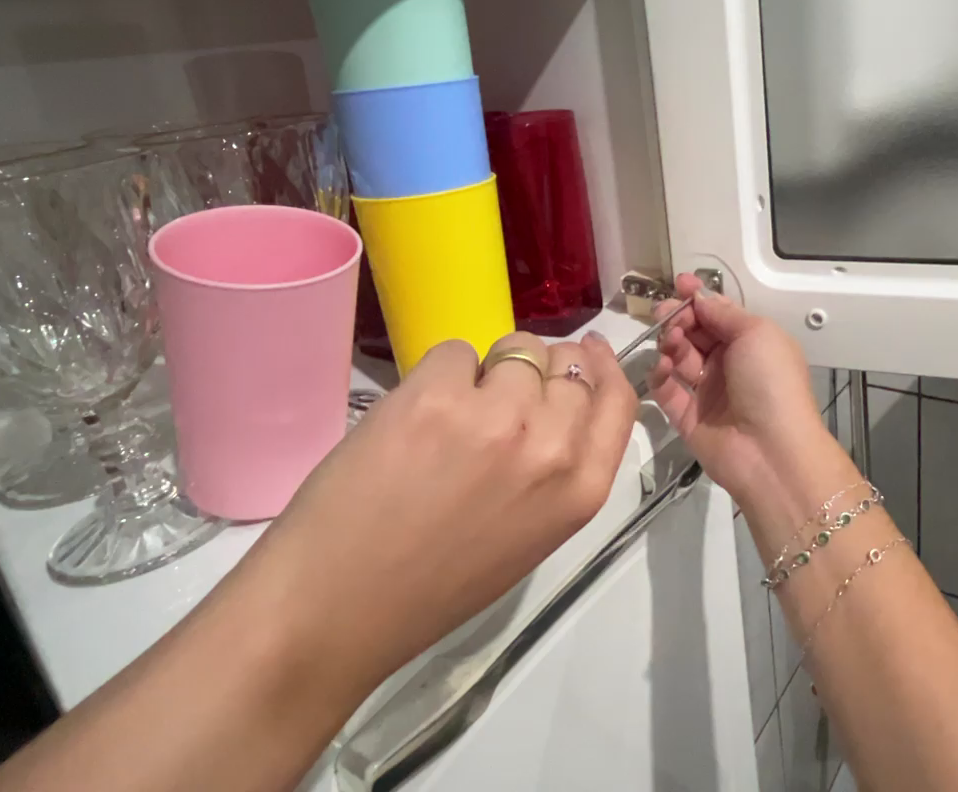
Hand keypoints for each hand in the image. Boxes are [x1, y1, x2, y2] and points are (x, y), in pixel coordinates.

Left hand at [242, 330, 639, 700]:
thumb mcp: (531, 533)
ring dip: (489, 371)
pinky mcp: (436, 397)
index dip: (603, 366)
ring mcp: (496, 416)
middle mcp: (550, 447)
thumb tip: (555, 398)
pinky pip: (456, 351)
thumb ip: (558, 465)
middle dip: (538, 369)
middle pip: (567, 365)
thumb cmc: (436, 583)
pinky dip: (440, 374)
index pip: (619, 400)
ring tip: (451, 416)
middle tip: (500, 394)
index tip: (588, 349)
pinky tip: (416, 418)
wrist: (338, 607)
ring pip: (516, 350)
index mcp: (581, 490)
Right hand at [647, 274, 846, 505]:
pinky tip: (663, 367)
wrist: (772, 451)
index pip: (718, 313)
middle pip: (694, 332)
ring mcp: (707, 392)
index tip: (678, 284)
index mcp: (751, 342)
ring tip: (671, 343)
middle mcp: (729, 364)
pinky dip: (660, 375)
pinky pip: (666, 390)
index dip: (697, 298)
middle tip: (665, 315)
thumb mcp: (757, 334)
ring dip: (670, 343)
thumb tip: (700, 297)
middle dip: (678, 318)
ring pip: (678, 358)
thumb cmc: (771, 383)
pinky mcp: (687, 418)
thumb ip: (724, 313)